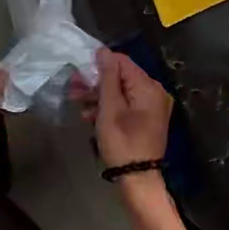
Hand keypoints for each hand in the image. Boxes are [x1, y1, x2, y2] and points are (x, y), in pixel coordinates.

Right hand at [71, 48, 172, 167]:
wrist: (138, 178)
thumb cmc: (122, 141)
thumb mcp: (110, 108)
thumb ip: (107, 77)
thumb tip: (103, 51)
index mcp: (148, 87)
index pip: (122, 62)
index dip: (99, 64)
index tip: (79, 74)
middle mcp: (155, 92)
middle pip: (121, 77)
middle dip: (96, 82)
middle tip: (73, 89)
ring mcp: (153, 106)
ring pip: (122, 92)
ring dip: (99, 96)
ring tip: (79, 104)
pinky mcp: (148, 118)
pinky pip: (127, 104)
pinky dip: (110, 107)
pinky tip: (91, 116)